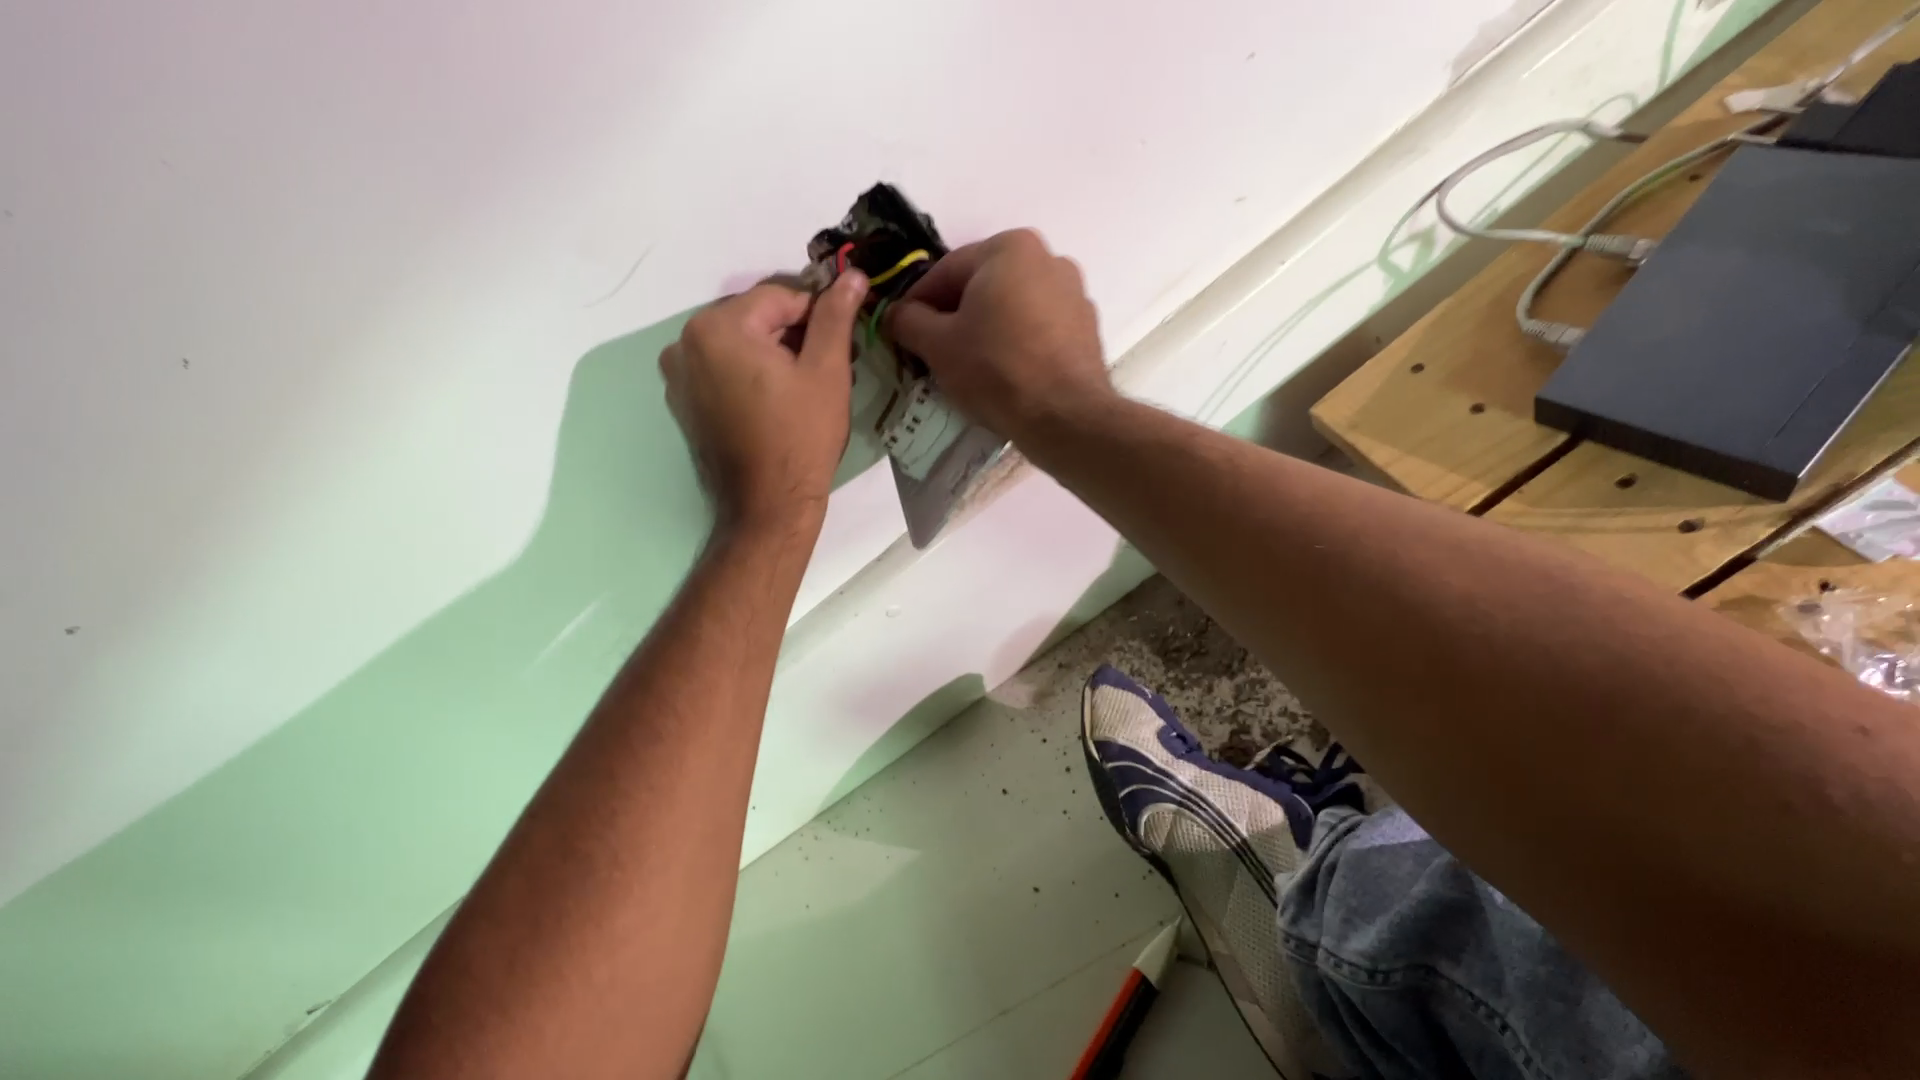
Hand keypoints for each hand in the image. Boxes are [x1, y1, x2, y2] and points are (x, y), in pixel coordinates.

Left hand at [660, 271, 867, 533]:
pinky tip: (775, 402)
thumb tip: (853, 275)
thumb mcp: (826, 372)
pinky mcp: (683, 401)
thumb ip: (835, 317)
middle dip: (792, 333)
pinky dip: (748, 374)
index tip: (842, 341)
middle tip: (827, 366)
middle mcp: (685, 342)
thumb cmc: (801, 437)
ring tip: (803, 387)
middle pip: (754, 318)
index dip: (817, 314)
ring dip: (772, 353)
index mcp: (718, 327)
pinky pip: (722, 369)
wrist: (768, 506)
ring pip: (739, 343)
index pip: (779, 296)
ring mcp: (678, 374)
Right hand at [886, 229, 1113, 441]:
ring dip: (987, 328)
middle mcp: (1048, 258)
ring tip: (968, 365)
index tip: (901, 330)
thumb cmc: (995, 369)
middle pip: (982, 285)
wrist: (1064, 416)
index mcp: (1009, 248)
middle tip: (932, 350)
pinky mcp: (1087, 327)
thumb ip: (908, 321)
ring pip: (1012, 306)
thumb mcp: (938, 345)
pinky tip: (1004, 372)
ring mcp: (1074, 292)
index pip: (946, 271)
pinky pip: (1038, 327)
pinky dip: (1017, 341)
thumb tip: (895, 313)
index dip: (917, 303)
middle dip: (955, 314)